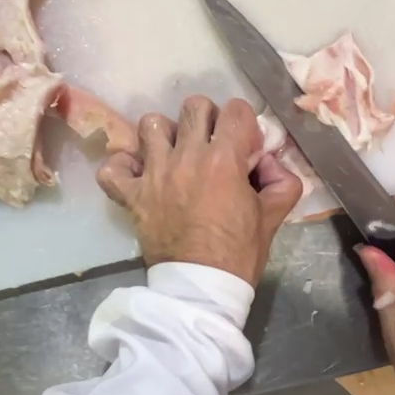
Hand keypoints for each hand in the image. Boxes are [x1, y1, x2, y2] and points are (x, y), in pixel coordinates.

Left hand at [98, 96, 303, 285]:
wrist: (201, 288)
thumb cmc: (239, 254)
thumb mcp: (272, 217)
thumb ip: (282, 182)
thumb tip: (271, 163)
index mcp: (224, 160)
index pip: (237, 110)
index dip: (244, 125)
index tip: (245, 147)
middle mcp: (187, 157)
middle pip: (195, 106)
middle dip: (209, 120)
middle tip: (212, 146)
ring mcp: (154, 174)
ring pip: (151, 124)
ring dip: (164, 135)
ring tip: (173, 154)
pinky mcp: (132, 196)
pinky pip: (113, 167)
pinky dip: (122, 167)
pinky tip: (138, 175)